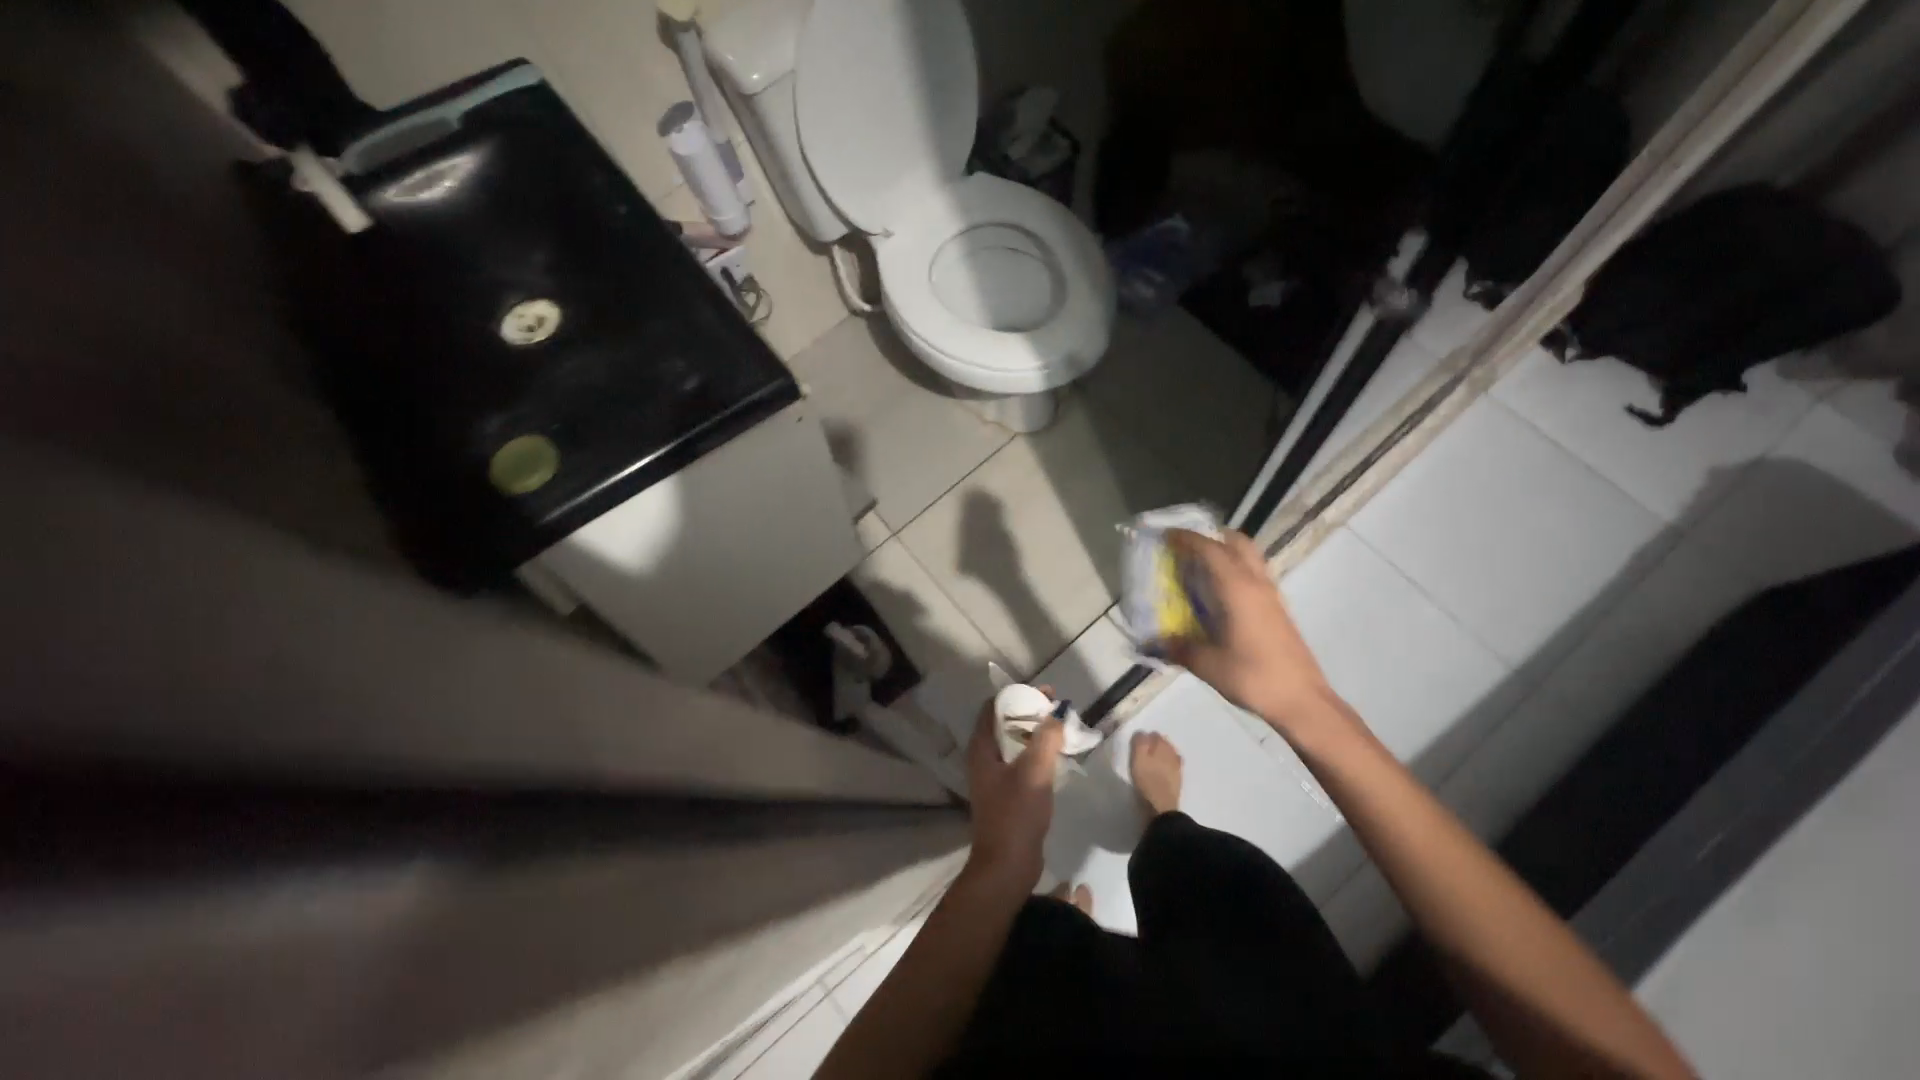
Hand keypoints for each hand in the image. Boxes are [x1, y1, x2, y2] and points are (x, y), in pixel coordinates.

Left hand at [962, 692, 1063, 891]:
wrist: (1007, 864)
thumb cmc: (1016, 814)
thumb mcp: (1034, 771)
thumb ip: (1046, 738)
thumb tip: (1057, 713)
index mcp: (982, 749)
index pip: (994, 708)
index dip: (1017, 696)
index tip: (1044, 693)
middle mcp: (984, 759)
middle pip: (1005, 725)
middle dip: (1030, 714)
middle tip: (1058, 708)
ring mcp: (995, 778)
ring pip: (1015, 746)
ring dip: (1036, 735)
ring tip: (1062, 728)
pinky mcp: (1008, 795)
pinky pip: (1022, 764)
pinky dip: (1038, 755)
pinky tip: (1058, 757)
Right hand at [1164, 529, 1341, 740]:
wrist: (1302, 700)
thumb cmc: (1254, 677)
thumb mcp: (1207, 665)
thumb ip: (1177, 648)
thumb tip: (1151, 642)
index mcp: (1237, 589)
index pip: (1210, 550)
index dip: (1186, 538)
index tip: (1164, 536)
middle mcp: (1256, 584)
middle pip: (1236, 543)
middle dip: (1210, 538)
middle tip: (1185, 548)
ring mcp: (1271, 595)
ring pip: (1249, 557)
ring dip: (1225, 553)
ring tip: (1199, 568)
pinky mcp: (1278, 609)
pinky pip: (1254, 575)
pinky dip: (1235, 571)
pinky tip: (1219, 595)